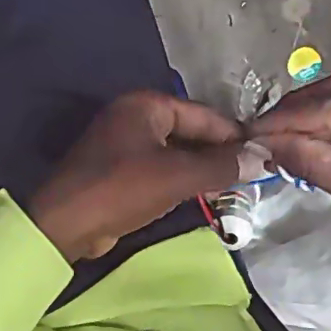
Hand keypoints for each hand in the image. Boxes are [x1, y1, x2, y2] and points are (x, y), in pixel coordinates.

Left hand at [28, 91, 242, 260]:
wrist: (66, 225)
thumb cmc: (121, 190)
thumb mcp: (177, 176)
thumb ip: (220, 166)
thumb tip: (261, 157)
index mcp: (145, 105)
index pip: (203, 115)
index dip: (234, 136)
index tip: (263, 156)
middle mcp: (133, 118)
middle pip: (189, 132)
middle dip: (217, 155)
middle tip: (249, 177)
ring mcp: (122, 145)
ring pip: (174, 153)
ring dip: (199, 170)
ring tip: (230, 189)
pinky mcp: (117, 172)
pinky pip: (158, 170)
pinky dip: (178, 181)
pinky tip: (199, 196)